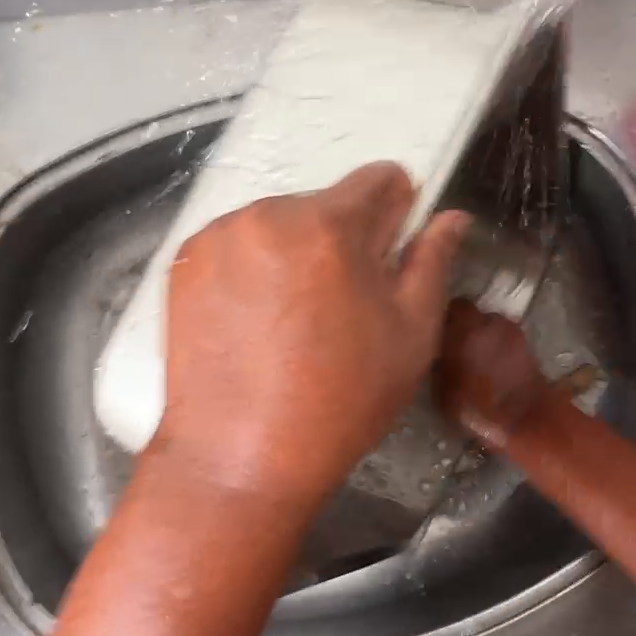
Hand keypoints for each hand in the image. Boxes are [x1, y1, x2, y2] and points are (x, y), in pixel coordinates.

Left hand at [155, 163, 468, 506]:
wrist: (241, 456)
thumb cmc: (341, 400)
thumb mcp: (410, 335)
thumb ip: (433, 262)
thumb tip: (451, 217)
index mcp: (330, 226)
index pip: (379, 178)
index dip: (398, 209)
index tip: (393, 250)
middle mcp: (268, 215)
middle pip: (326, 204)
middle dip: (344, 240)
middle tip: (345, 305)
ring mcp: (219, 238)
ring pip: (280, 225)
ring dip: (298, 253)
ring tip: (297, 319)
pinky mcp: (184, 264)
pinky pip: (238, 246)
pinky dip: (255, 268)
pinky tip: (259, 321)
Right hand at [435, 301, 549, 449]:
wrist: (521, 417)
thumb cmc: (474, 405)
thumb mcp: (441, 387)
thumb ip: (438, 359)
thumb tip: (435, 350)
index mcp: (464, 326)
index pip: (454, 305)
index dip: (447, 317)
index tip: (440, 331)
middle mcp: (489, 321)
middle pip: (474, 314)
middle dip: (466, 326)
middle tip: (457, 345)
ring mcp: (511, 330)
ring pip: (491, 325)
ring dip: (484, 335)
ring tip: (477, 356)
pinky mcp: (526, 344)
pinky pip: (505, 338)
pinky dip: (499, 346)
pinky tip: (494, 364)